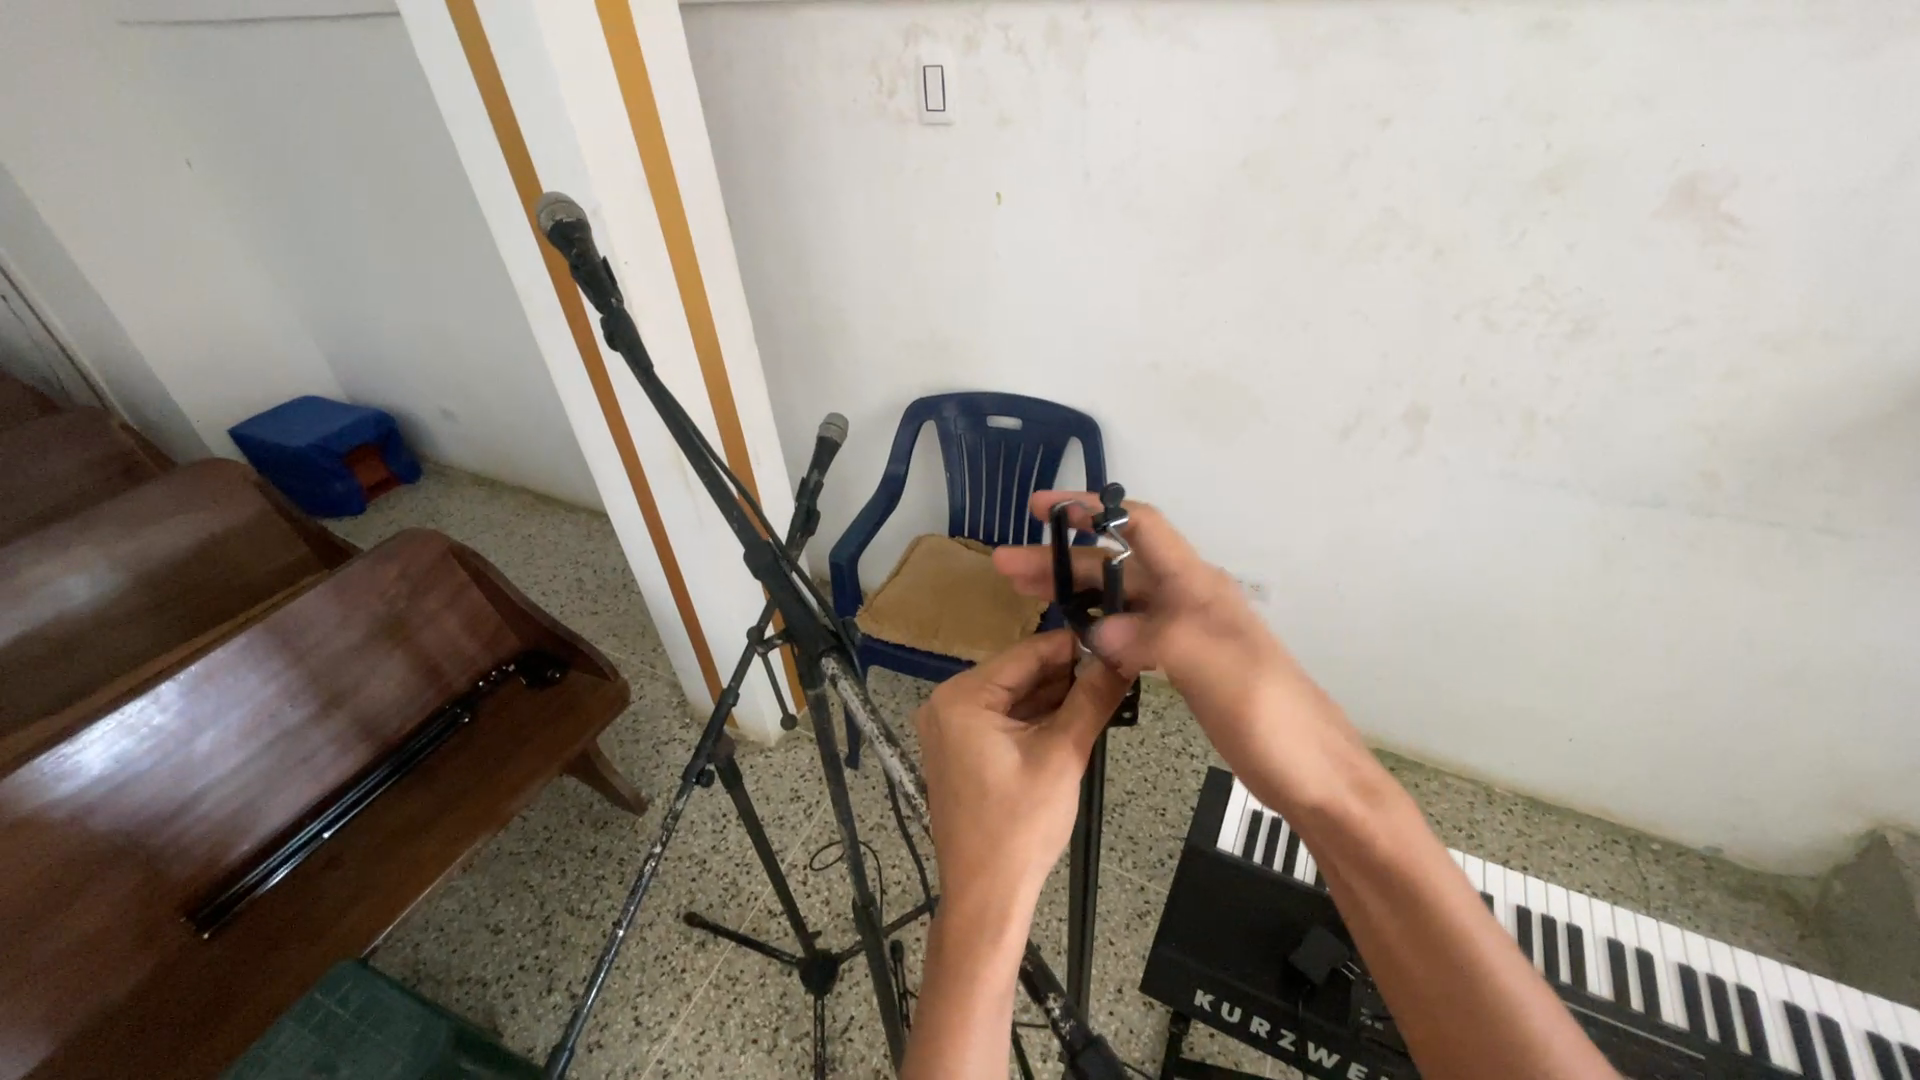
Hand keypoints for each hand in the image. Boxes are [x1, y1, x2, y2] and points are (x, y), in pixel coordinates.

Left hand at [913, 629, 1130, 914]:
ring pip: (1014, 698)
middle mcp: (947, 704)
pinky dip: (1036, 720)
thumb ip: (1092, 699)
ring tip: (1106, 691)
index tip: (1115, 641)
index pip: (1026, 654)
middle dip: (1067, 674)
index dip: (1073, 647)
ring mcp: (950, 729)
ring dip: (1055, 697)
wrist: (987, 894)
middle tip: (1117, 668)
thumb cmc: (1021, 824)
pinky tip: (1075, 717)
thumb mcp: (1062, 755)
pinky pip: (1003, 721)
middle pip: (1019, 675)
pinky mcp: (961, 751)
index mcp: (962, 697)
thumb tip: (1121, 657)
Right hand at [992, 492, 1367, 817]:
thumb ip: (1157, 639)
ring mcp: (1185, 632)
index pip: (1141, 527)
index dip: (1093, 509)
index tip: (1044, 508)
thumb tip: (1097, 632)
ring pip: (1118, 599)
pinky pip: (1128, 633)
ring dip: (1071, 592)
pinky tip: (1072, 637)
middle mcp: (1188, 600)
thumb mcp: (1216, 670)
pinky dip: (1095, 628)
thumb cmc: (1273, 716)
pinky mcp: (1182, 663)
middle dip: (1061, 559)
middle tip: (1007, 567)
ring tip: (1023, 593)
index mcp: (1198, 587)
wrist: (1313, 773)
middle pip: (1117, 565)